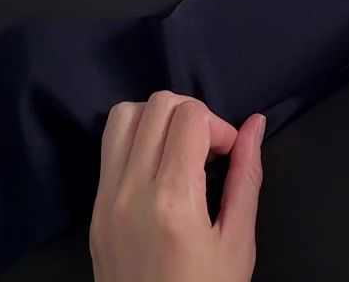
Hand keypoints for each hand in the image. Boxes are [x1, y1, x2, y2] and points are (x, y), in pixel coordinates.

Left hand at [90, 91, 265, 281]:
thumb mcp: (237, 243)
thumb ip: (247, 176)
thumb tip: (255, 123)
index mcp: (171, 201)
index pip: (190, 115)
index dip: (218, 125)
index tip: (228, 156)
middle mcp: (130, 191)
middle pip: (158, 104)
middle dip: (191, 115)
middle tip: (207, 151)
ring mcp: (105, 199)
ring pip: (125, 114)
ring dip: (157, 119)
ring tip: (179, 150)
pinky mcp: (93, 209)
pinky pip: (109, 146)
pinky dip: (135, 138)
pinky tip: (156, 165)